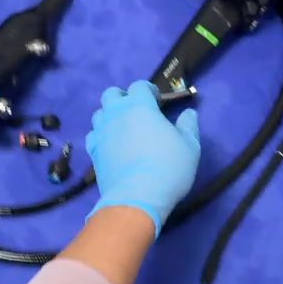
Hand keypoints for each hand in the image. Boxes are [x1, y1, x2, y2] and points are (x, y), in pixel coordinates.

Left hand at [84, 82, 200, 235]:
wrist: (137, 197)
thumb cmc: (168, 168)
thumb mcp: (190, 146)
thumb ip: (189, 126)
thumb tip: (189, 113)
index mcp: (139, 106)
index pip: (139, 86)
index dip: (148, 90)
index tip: (157, 100)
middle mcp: (116, 114)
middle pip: (111, 94)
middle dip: (123, 97)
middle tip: (136, 110)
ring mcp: (101, 133)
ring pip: (99, 114)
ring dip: (110, 115)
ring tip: (122, 128)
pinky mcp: (93, 152)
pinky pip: (93, 136)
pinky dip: (101, 136)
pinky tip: (110, 145)